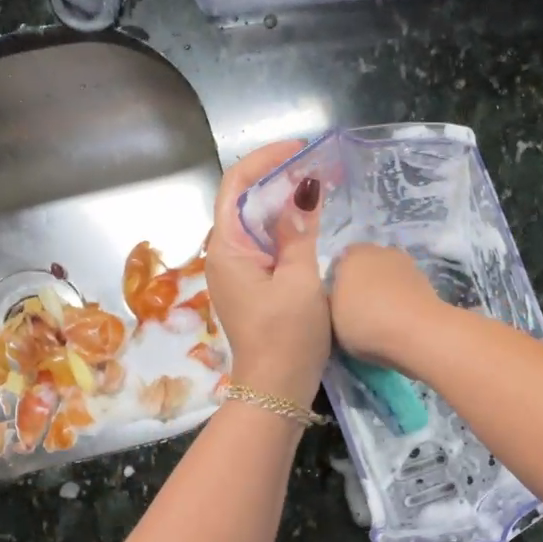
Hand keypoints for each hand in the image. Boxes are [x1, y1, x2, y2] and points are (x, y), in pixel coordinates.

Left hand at [206, 141, 331, 408]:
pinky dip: (284, 231)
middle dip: (278, 180)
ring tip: (318, 191)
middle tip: (317, 169)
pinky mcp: (250, 289)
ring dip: (283, 205)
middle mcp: (224, 255)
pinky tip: (308, 230)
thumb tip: (305, 188)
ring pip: (256, 225)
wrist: (276, 391)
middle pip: (245, 202)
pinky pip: (264, 248)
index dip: (266, 161)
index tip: (300, 150)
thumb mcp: (300, 281)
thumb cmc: (288, 337)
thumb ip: (299, 232)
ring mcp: (235, 274)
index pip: (237, 185)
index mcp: (228, 248)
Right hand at [329, 244, 450, 373]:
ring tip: (384, 319)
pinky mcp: (426, 281)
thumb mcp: (332, 319)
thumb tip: (338, 298)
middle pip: (366, 267)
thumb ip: (332, 303)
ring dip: (385, 291)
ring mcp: (406, 264)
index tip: (338, 307)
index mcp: (351, 255)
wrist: (418, 333)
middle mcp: (380, 251)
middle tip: (360, 313)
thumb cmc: (366, 323)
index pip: (338, 265)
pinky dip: (402, 300)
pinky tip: (401, 320)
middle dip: (363, 284)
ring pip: (388, 277)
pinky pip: (406, 289)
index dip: (338, 285)